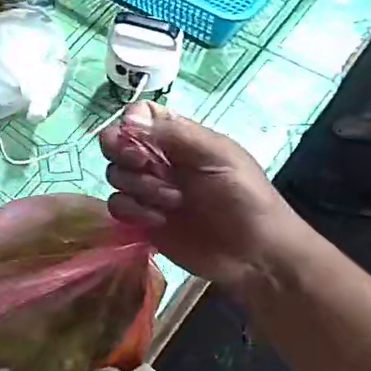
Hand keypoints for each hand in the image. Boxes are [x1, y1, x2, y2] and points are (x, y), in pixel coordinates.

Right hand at [98, 102, 309, 293]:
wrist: (255, 255)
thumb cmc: (246, 198)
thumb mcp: (218, 156)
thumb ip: (175, 134)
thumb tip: (128, 121)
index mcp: (179, 138)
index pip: (139, 115)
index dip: (130, 123)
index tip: (138, 141)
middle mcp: (159, 159)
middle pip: (116, 143)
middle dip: (124, 154)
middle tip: (145, 166)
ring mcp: (149, 190)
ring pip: (115, 175)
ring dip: (139, 186)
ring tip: (173, 202)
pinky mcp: (142, 220)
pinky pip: (117, 205)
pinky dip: (133, 211)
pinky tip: (160, 220)